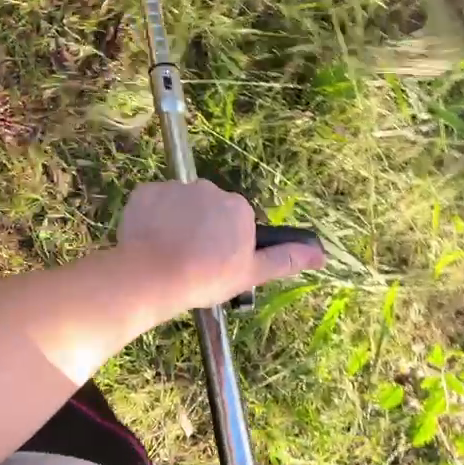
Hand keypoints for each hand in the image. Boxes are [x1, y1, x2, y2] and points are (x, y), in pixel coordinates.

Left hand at [115, 180, 325, 310]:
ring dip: (177, 220)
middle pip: (208, 207)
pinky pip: (153, 202)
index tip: (217, 259)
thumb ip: (284, 259)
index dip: (226, 240)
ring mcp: (173, 187)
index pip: (235, 219)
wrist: (153, 274)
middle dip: (203, 226)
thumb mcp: (251, 272)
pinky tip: (150, 239)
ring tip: (170, 251)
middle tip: (193, 256)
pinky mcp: (145, 191)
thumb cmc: (206, 276)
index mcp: (236, 206)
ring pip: (180, 204)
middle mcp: (207, 188)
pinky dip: (152, 217)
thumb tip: (318, 255)